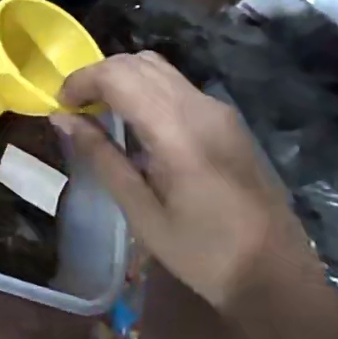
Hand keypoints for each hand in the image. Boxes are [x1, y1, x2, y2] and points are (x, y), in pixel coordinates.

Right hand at [53, 52, 309, 307]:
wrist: (277, 276)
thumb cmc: (202, 253)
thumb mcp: (141, 212)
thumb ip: (102, 156)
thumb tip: (62, 119)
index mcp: (178, 132)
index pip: (119, 76)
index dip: (82, 81)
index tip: (60, 106)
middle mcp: (200, 108)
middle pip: (137, 62)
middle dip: (98, 76)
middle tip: (76, 109)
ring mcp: (218, 110)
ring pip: (157, 67)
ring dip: (122, 78)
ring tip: (100, 112)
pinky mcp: (227, 119)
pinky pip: (175, 85)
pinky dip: (144, 88)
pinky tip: (135, 122)